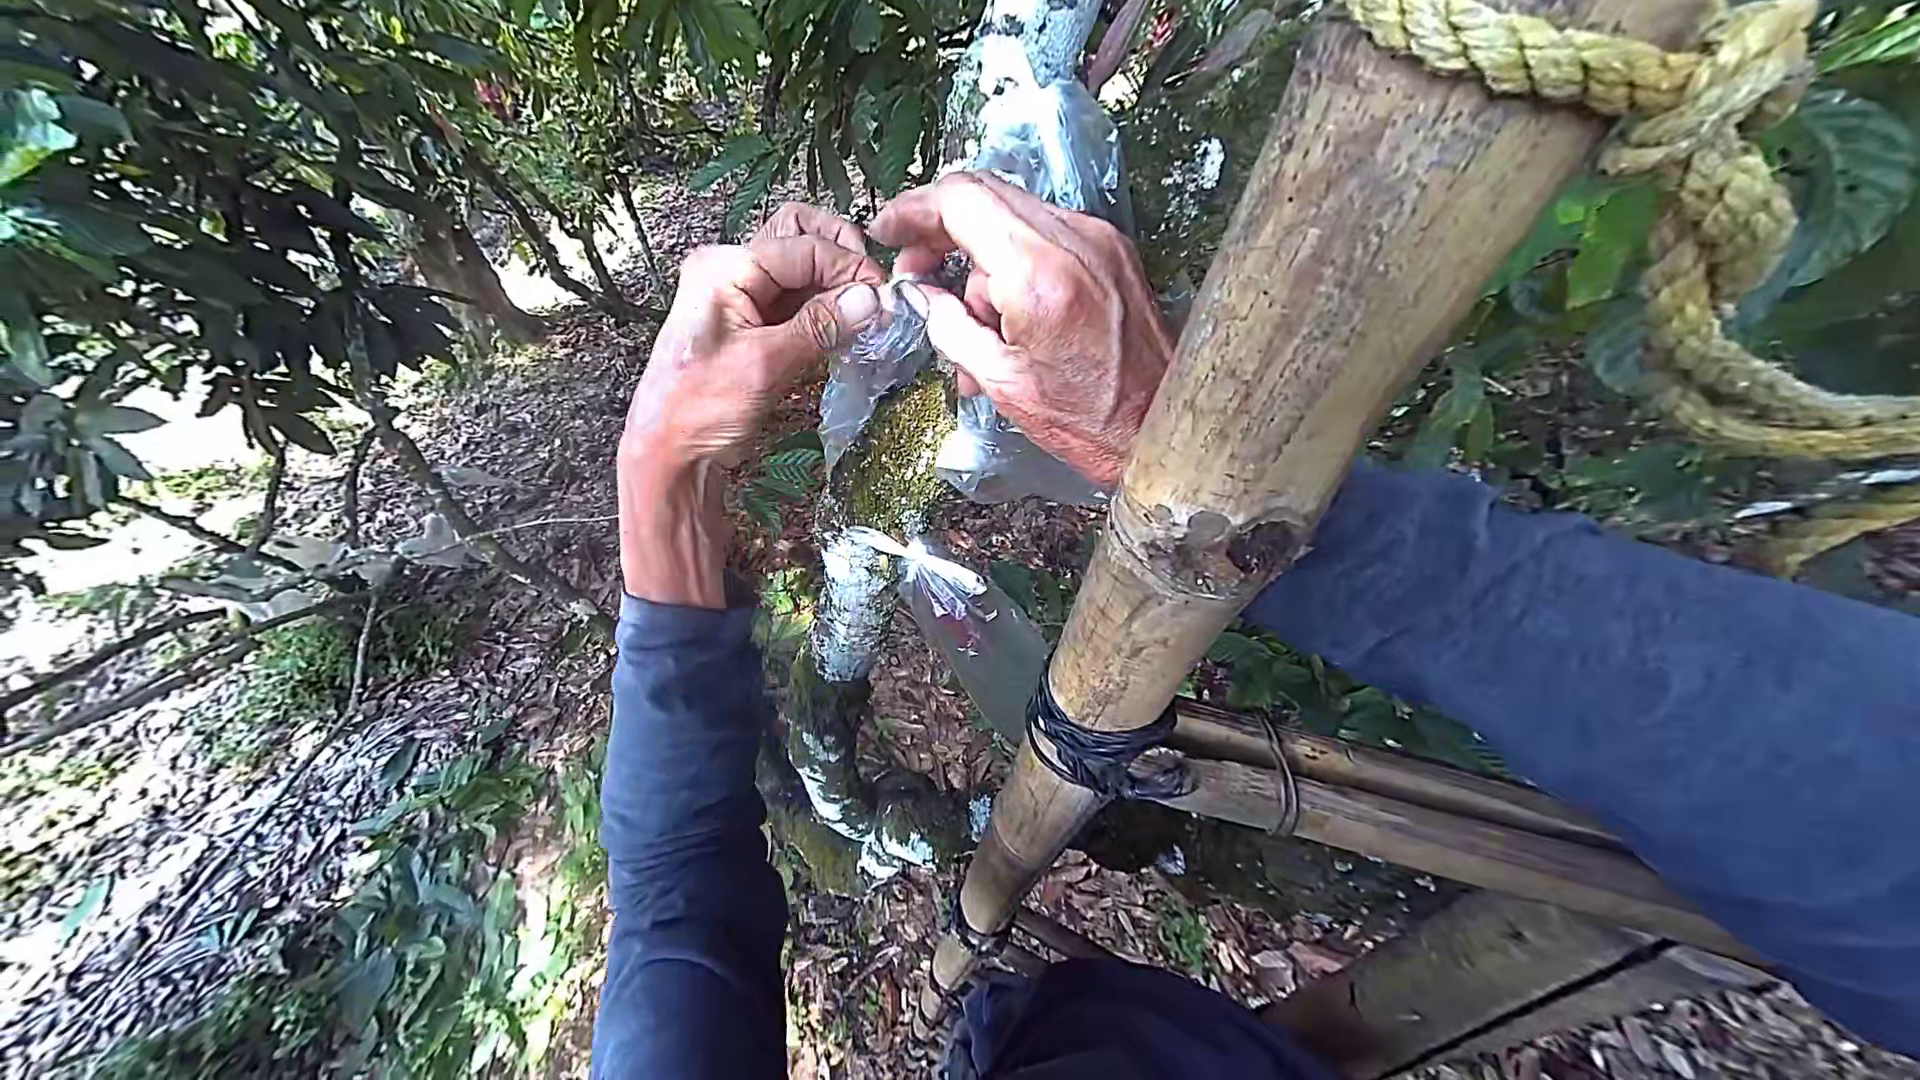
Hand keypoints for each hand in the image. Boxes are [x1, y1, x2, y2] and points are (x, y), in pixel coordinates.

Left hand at [619, 204, 882, 606]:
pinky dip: (827, 309)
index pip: (802, 247)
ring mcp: (745, 297)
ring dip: (837, 284)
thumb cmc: (701, 408)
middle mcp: (734, 271)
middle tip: (873, 290)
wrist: (673, 453)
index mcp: (725, 268)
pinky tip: (848, 327)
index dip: (847, 267)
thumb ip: (819, 327)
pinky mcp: (757, 325)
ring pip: (803, 270)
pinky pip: (800, 303)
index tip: (882, 296)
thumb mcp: (764, 364)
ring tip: (867, 311)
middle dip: (842, 256)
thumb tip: (872, 300)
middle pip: (799, 238)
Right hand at [870, 172, 1173, 488]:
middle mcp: (1074, 242)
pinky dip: (1012, 270)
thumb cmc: (1088, 420)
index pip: (960, 201)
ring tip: (969, 327)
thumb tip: (922, 296)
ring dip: (977, 263)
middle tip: (918, 273)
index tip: (889, 231)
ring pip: (1012, 221)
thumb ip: (950, 328)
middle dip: (940, 232)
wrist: (1157, 428)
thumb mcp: (1001, 382)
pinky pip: (1043, 241)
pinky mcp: (1110, 254)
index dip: (913, 210)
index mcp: (1039, 275)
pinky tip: (1004, 319)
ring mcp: (1098, 242)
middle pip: (985, 197)